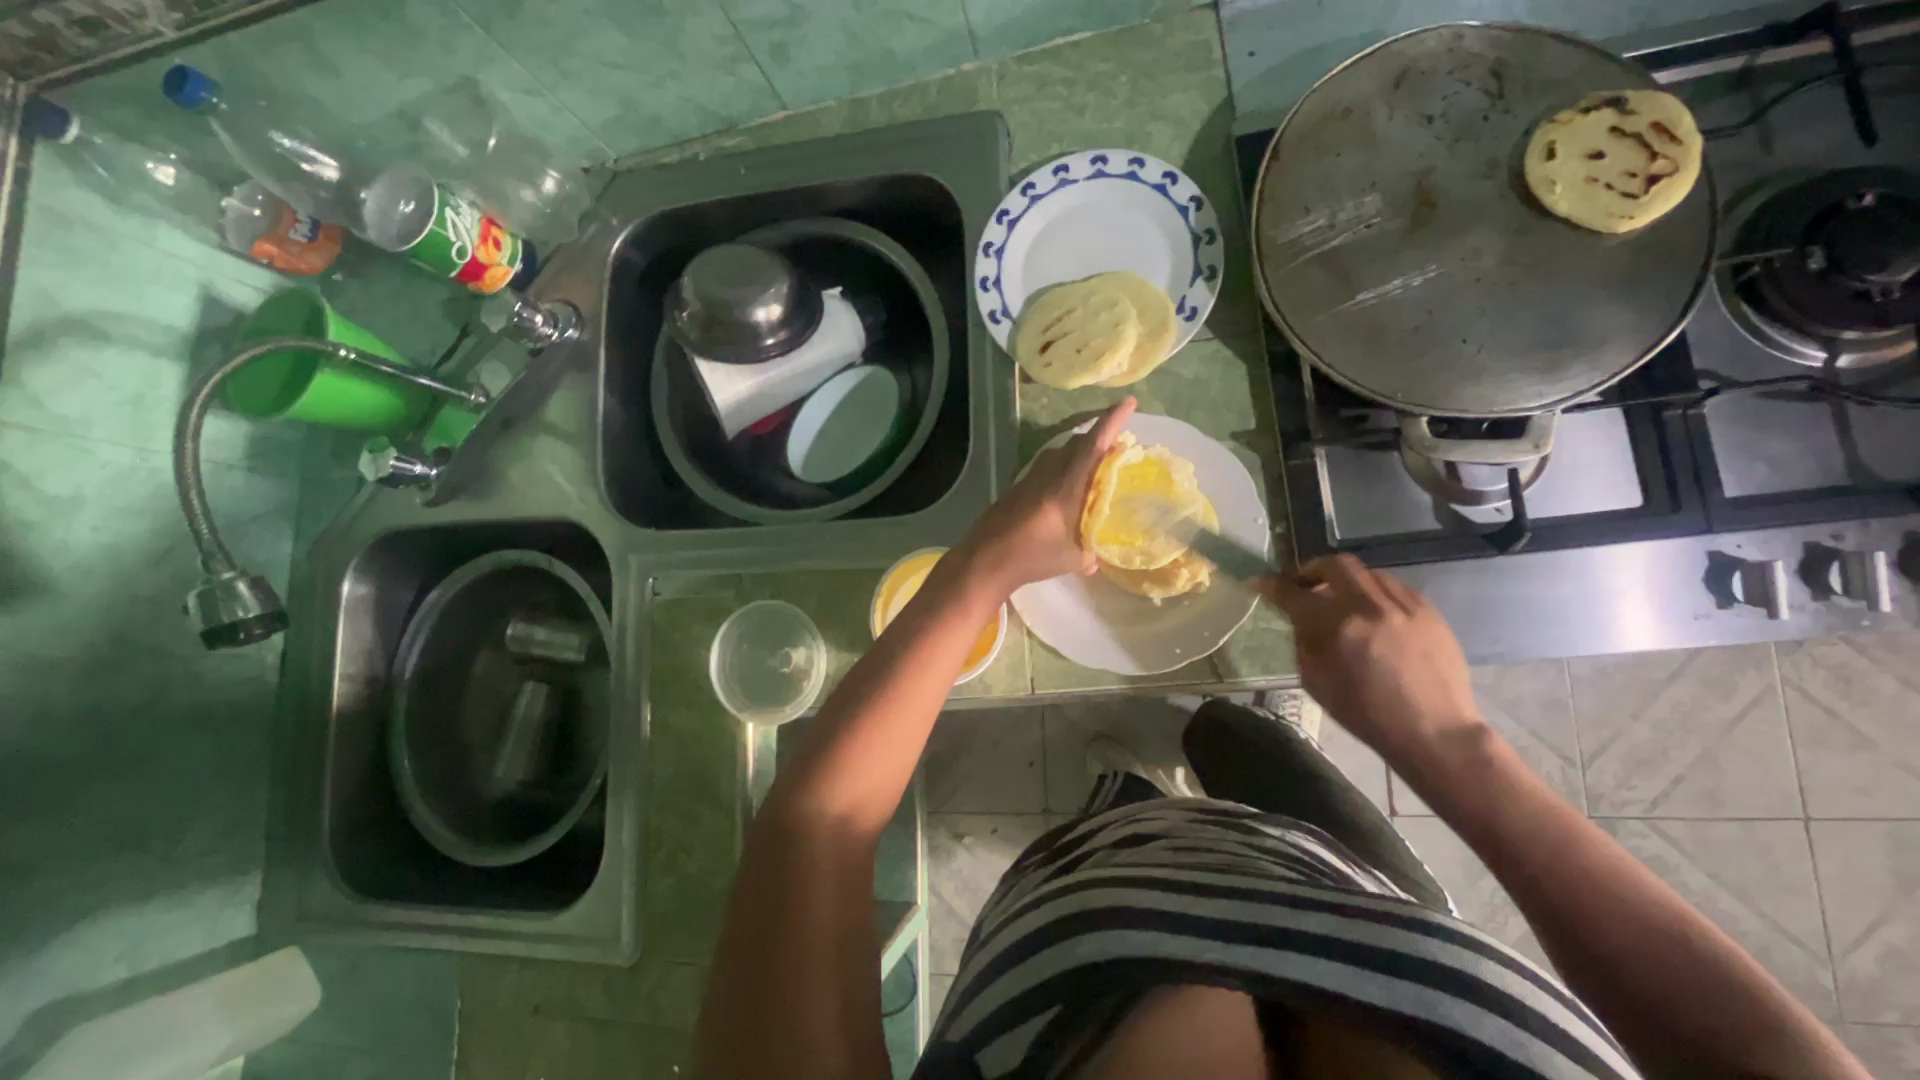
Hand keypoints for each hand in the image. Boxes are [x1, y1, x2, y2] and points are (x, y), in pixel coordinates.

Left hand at [959, 398, 1136, 593]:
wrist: (985, 559)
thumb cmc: (1032, 556)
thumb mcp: (1072, 559)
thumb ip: (1091, 554)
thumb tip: (1098, 558)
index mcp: (1066, 485)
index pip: (1093, 445)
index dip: (1112, 422)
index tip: (1128, 402)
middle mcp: (1048, 473)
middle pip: (1078, 443)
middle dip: (1099, 438)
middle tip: (1118, 448)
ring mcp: (1030, 478)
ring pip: (1060, 453)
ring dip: (1079, 453)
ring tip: (1095, 468)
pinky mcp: (1018, 488)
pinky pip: (1047, 467)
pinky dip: (1063, 468)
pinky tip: (1066, 490)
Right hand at [1258, 555, 1484, 765]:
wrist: (1432, 730)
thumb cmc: (1367, 714)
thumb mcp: (1317, 683)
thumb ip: (1305, 643)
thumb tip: (1300, 619)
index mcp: (1337, 627)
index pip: (1294, 594)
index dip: (1271, 585)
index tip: (1260, 582)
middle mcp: (1370, 606)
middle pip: (1335, 565)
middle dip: (1312, 570)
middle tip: (1304, 585)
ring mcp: (1404, 605)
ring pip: (1368, 572)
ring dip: (1347, 581)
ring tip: (1342, 600)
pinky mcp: (1429, 610)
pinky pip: (1395, 586)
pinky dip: (1376, 593)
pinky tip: (1375, 613)